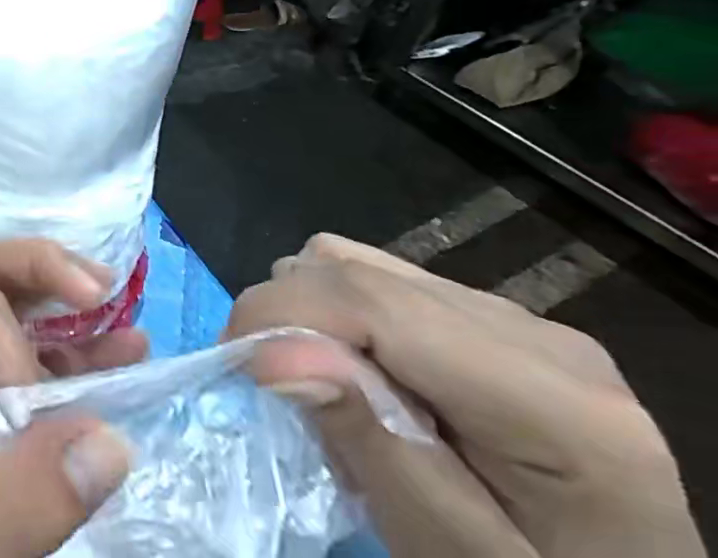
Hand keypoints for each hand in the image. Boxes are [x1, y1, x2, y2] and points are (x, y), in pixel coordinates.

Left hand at [0, 240, 147, 557]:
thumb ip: (18, 499)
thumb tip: (108, 438)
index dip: (14, 351)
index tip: (34, 414)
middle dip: (36, 268)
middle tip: (95, 283)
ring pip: (9, 314)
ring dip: (63, 303)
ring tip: (120, 309)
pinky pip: (30, 363)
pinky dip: (75, 352)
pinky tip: (122, 353)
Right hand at [227, 234, 702, 557]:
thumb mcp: (448, 542)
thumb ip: (371, 443)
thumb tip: (273, 353)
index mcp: (556, 401)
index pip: (372, 301)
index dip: (279, 314)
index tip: (236, 367)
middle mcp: (538, 335)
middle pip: (355, 273)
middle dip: (286, 318)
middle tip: (277, 392)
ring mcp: (517, 319)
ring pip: (352, 262)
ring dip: (307, 313)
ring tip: (325, 385)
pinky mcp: (491, 317)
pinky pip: (373, 278)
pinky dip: (334, 314)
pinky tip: (361, 372)